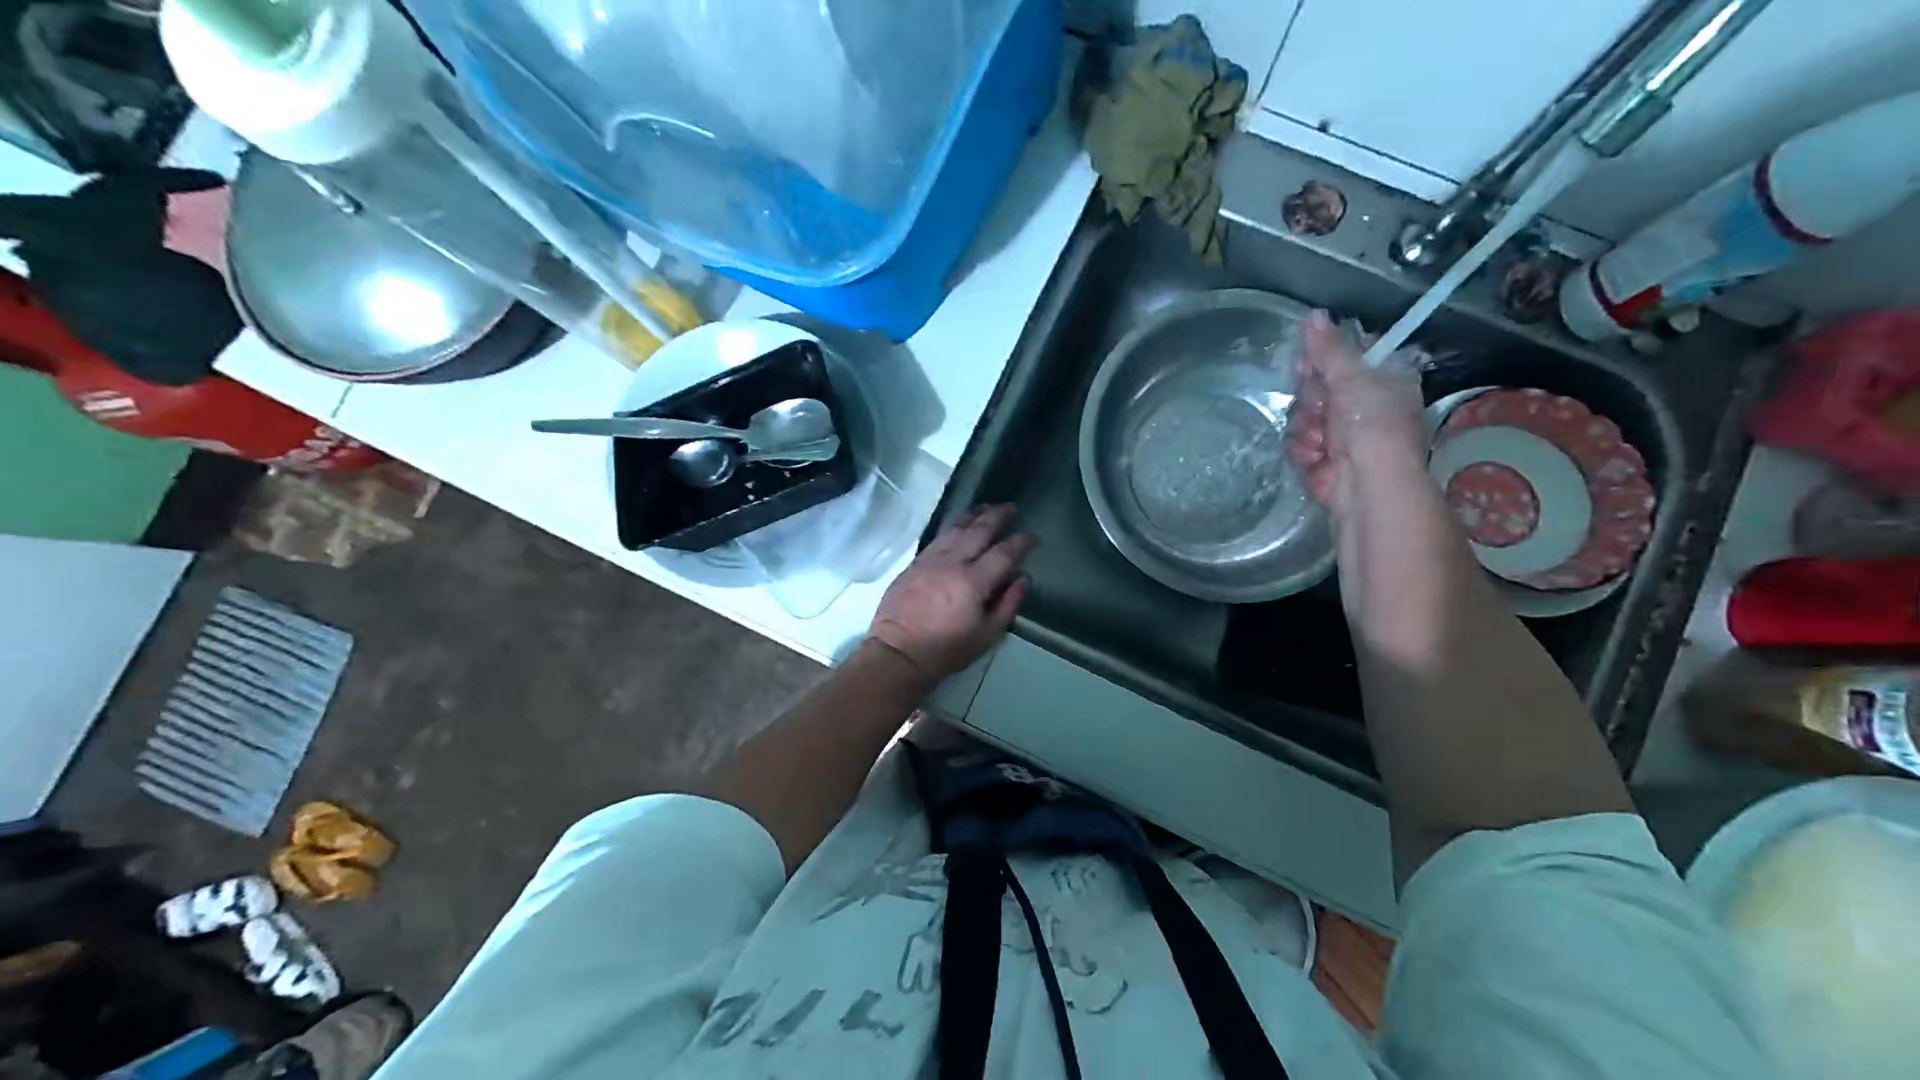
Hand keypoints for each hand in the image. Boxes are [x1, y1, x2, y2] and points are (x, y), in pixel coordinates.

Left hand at [868, 504, 1035, 680]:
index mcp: (974, 581)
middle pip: (979, 531)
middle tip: (1011, 507)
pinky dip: (953, 527)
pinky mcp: (915, 563)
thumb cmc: (946, 649)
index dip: (1021, 542)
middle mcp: (953, 563)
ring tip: (986, 507)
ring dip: (974, 515)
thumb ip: (1007, 605)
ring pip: (956, 529)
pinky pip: (939, 537)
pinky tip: (958, 525)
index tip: (1032, 536)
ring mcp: (931, 560)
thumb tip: (1022, 579)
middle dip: (997, 517)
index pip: (1004, 553)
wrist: (898, 652)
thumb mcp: (986, 636)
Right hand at [1287, 310, 1426, 521]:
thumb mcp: (1353, 378)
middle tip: (1322, 403)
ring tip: (1324, 438)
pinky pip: (1297, 441)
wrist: (1365, 484)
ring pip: (1302, 414)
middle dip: (1313, 396)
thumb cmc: (1373, 426)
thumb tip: (1314, 314)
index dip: (1324, 358)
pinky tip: (1318, 455)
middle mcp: (1362, 404)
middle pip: (1318, 384)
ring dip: (1308, 426)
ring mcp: (1340, 432)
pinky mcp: (1319, 457)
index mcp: (1382, 380)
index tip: (1308, 362)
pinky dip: (1304, 449)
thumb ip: (1330, 349)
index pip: (1346, 356)